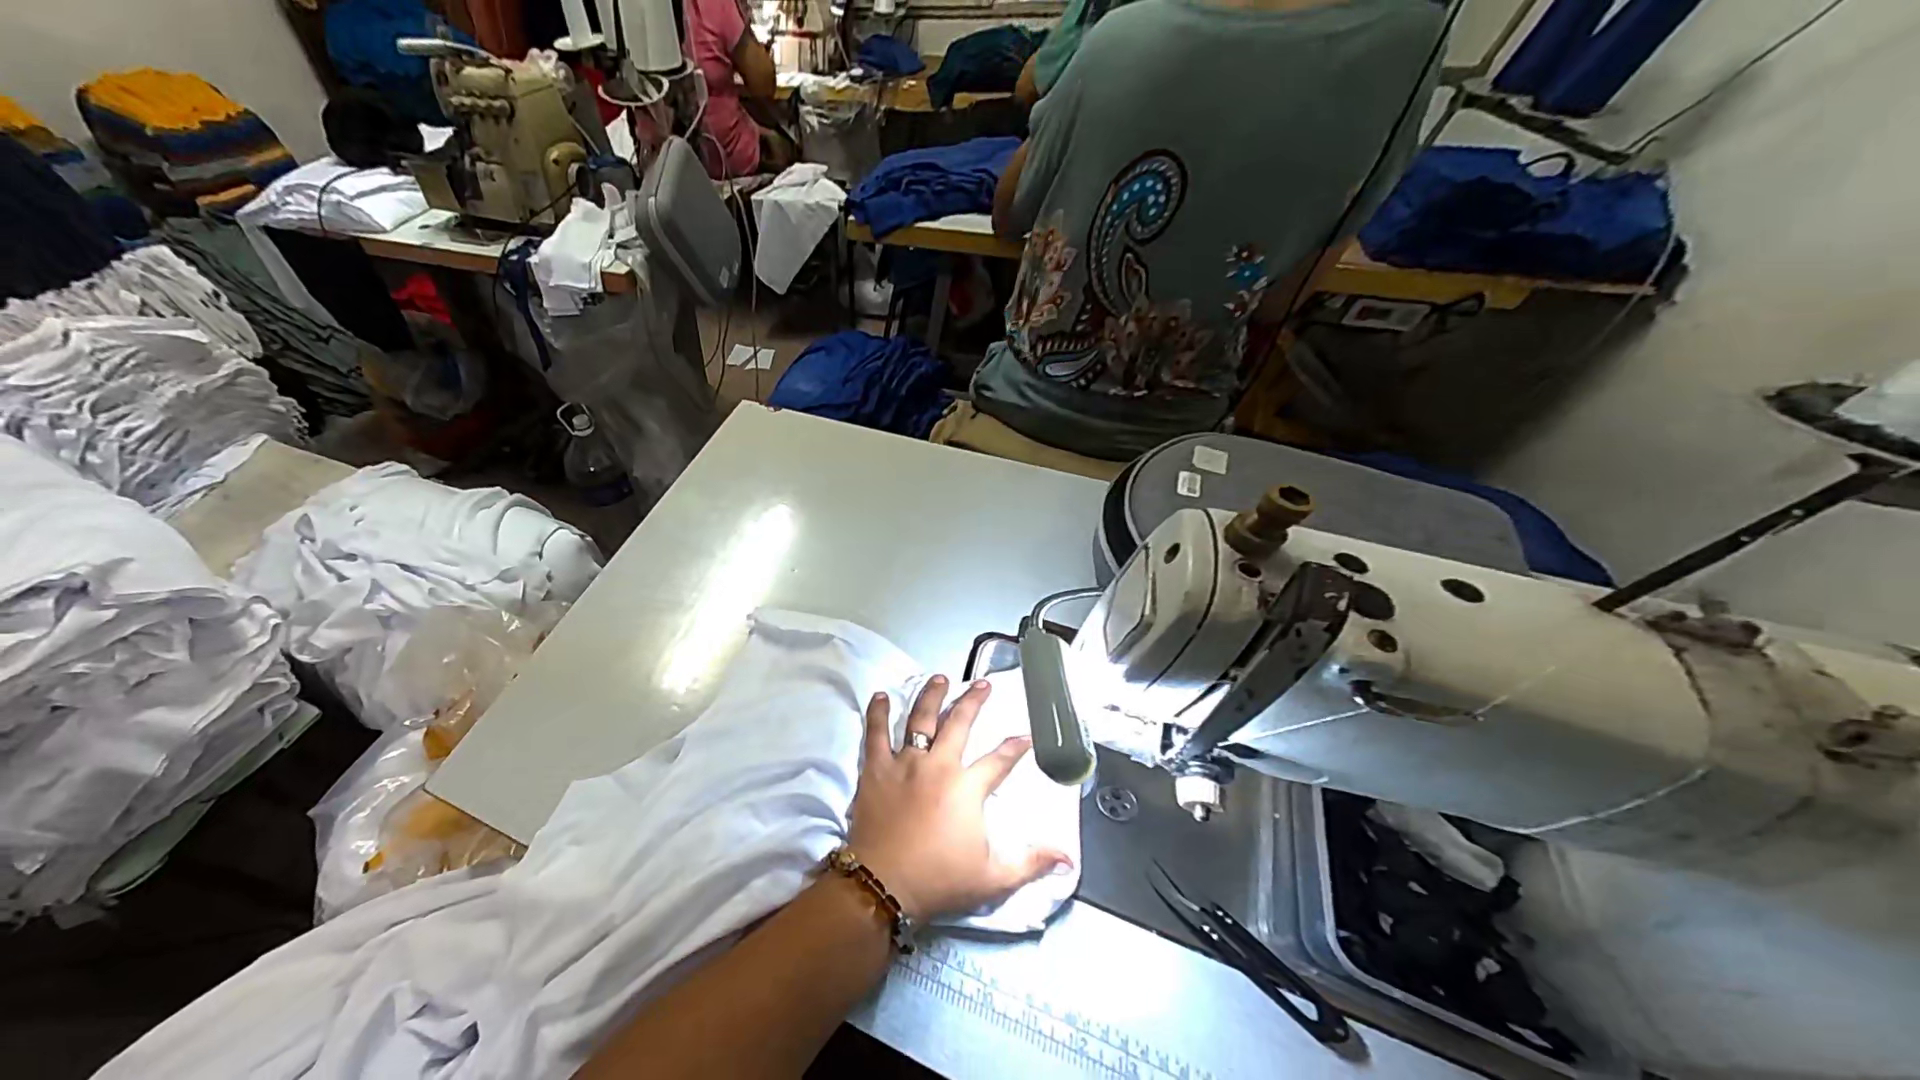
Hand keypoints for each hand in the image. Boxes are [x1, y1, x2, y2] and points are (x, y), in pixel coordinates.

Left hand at [848, 676, 1071, 920]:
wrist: (882, 886)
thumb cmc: (939, 880)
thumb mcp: (993, 878)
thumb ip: (1031, 863)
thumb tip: (1068, 859)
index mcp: (967, 787)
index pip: (999, 760)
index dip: (1015, 747)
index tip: (1025, 735)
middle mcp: (938, 765)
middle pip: (959, 723)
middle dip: (974, 701)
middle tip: (982, 684)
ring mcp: (905, 764)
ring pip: (920, 719)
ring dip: (931, 696)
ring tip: (940, 678)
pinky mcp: (876, 770)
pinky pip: (875, 734)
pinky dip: (878, 714)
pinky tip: (880, 697)